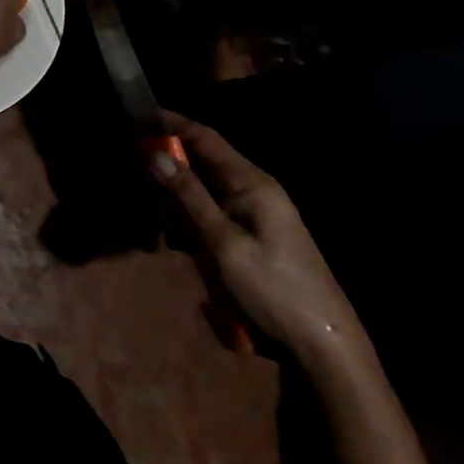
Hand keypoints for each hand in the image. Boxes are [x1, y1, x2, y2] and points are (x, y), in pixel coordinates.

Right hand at [148, 111, 364, 361]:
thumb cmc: (273, 288)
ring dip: (178, 201)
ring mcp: (258, 213)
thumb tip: (156, 154)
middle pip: (202, 162)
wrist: (325, 346)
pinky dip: (192, 220)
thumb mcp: (222, 242)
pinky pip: (214, 213)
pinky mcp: (256, 235)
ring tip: (159, 225)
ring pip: (204, 190)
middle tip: (139, 182)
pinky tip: (182, 245)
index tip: (137, 117)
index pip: (205, 137)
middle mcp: (256, 189)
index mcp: (252, 183)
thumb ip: (188, 196)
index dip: (172, 124)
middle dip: (169, 169)